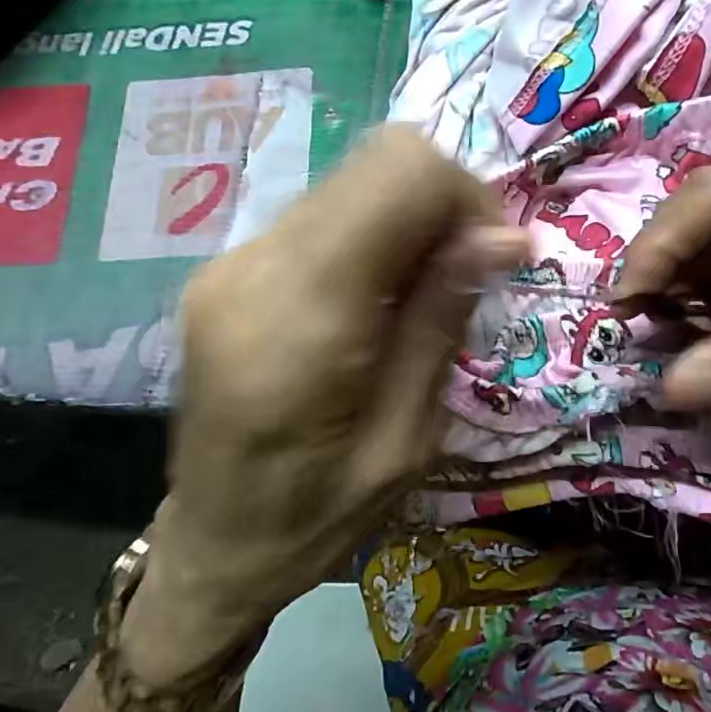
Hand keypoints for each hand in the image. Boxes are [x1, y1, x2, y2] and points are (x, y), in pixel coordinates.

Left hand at [127, 127, 526, 679]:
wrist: (213, 545)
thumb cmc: (317, 519)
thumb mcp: (405, 442)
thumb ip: (439, 324)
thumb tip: (497, 236)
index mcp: (305, 321)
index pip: (397, 175)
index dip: (464, 195)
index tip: (496, 255)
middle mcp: (253, 270)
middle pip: (370, 166)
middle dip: (438, 206)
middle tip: (466, 276)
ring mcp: (226, 265)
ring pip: (343, 188)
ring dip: (400, 224)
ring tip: (418, 298)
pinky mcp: (219, 273)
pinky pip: (313, 222)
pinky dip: (361, 242)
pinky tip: (371, 304)